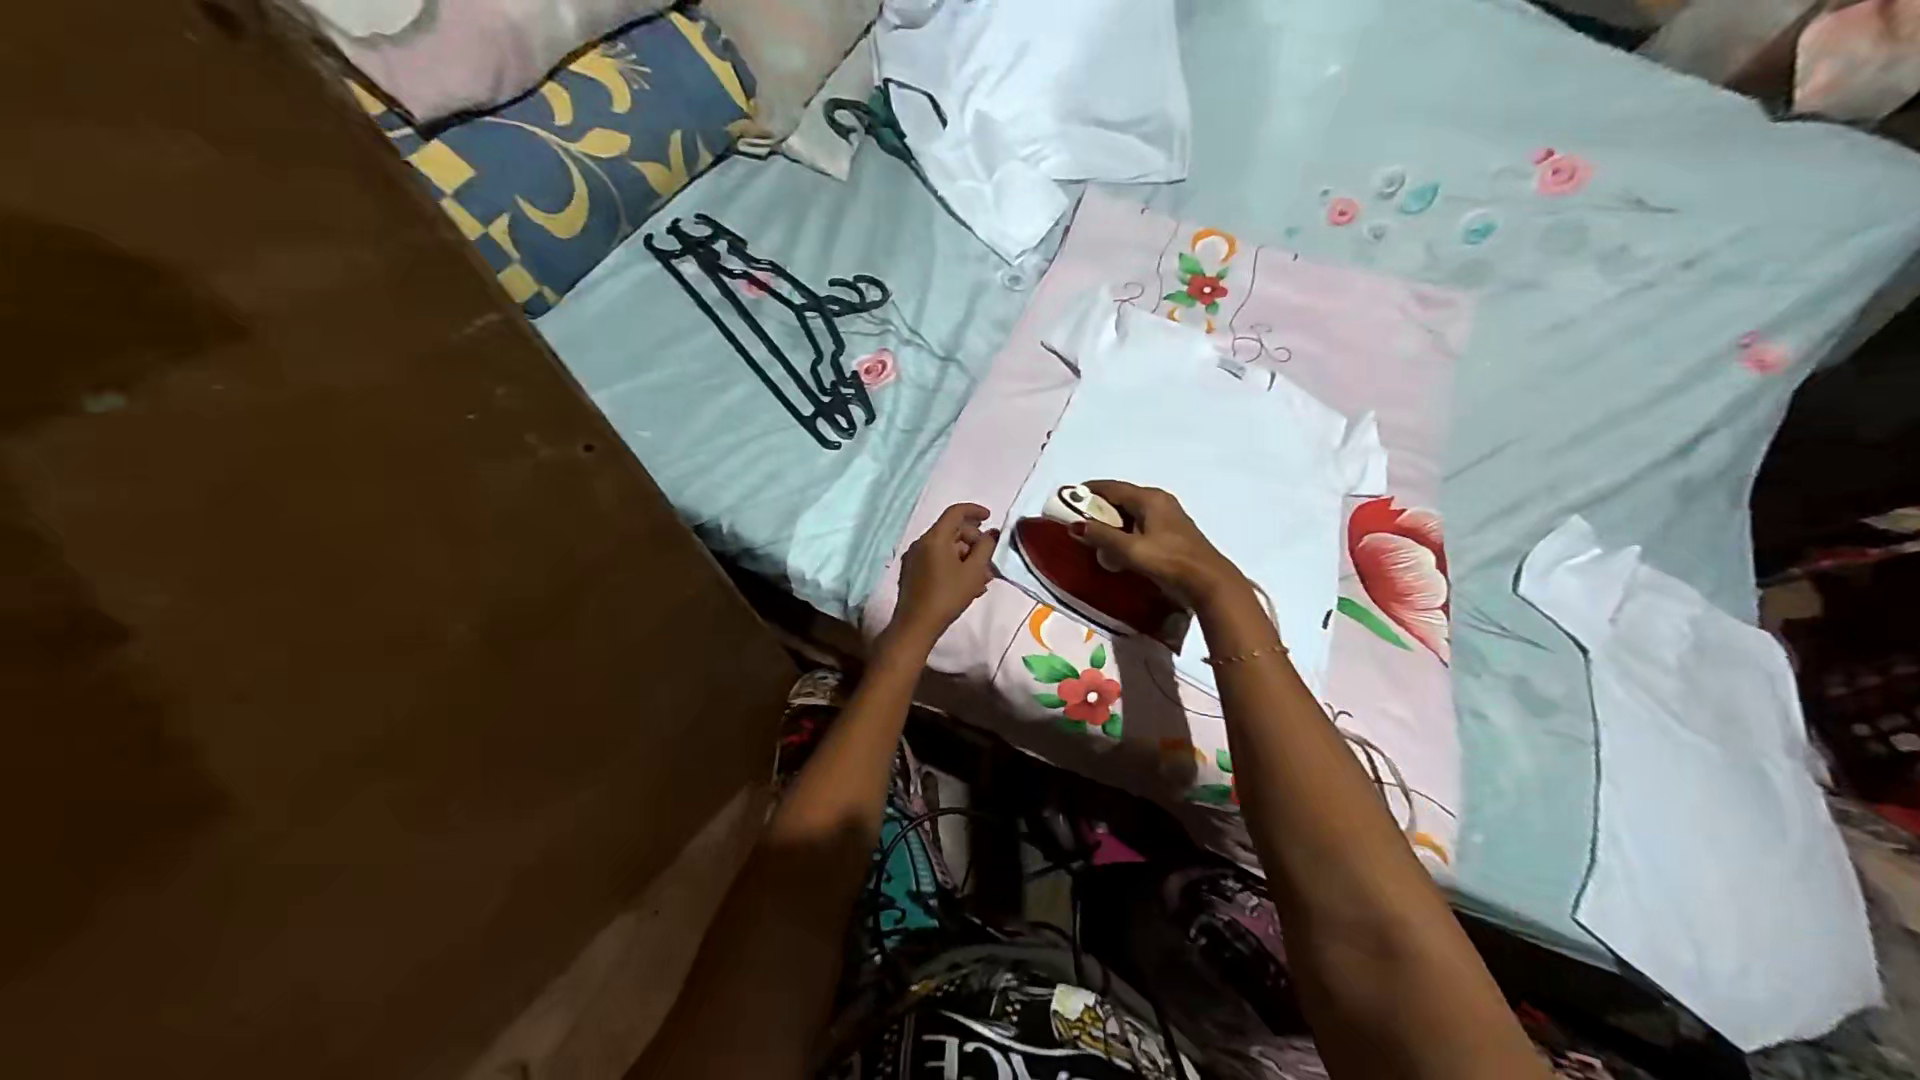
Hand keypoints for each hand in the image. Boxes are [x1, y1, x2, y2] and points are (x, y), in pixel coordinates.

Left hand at [889, 503, 997, 648]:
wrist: (916, 625)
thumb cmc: (947, 596)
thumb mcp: (974, 571)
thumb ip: (986, 547)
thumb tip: (991, 533)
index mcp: (934, 538)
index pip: (955, 512)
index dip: (974, 511)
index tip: (989, 517)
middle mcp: (921, 543)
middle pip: (951, 531)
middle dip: (973, 541)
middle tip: (989, 559)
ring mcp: (914, 557)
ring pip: (945, 548)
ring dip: (966, 557)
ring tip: (981, 577)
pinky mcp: (912, 572)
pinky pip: (936, 559)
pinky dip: (953, 564)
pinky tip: (966, 584)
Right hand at [1076, 481, 1246, 609]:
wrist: (1209, 584)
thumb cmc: (1169, 562)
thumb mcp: (1130, 550)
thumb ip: (1101, 536)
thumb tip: (1074, 525)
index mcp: (1149, 498)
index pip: (1111, 488)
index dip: (1086, 492)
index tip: (1066, 501)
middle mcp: (1159, 502)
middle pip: (1121, 500)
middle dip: (1098, 511)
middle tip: (1077, 525)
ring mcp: (1168, 518)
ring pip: (1130, 516)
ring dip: (1111, 527)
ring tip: (1094, 542)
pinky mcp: (1172, 535)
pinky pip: (1140, 528)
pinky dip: (1125, 536)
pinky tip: (1118, 552)